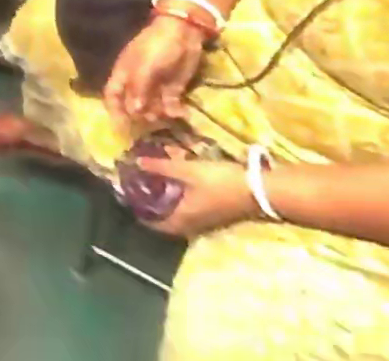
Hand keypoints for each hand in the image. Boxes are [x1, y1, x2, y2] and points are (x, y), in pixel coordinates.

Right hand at [103, 16, 205, 125]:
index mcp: (124, 74)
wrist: (183, 33)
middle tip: (150, 122)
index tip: (120, 127)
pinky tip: (182, 114)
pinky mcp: (173, 89)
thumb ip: (138, 89)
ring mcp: (155, 86)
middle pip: (132, 106)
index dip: (114, 111)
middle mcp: (137, 82)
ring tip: (166, 115)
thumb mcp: (145, 66)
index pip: (112, 95)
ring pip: (151, 109)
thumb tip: (134, 111)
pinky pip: (170, 107)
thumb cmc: (157, 47)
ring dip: (157, 115)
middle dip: (139, 116)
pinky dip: (174, 113)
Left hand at [129, 158, 256, 236]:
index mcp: (184, 218)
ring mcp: (208, 221)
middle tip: (143, 194)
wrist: (257, 190)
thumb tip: (136, 163)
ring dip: (169, 207)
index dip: (144, 217)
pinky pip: (192, 213)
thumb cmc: (218, 181)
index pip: (159, 225)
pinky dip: (182, 204)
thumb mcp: (187, 170)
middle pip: (170, 223)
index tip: (131, 205)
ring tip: (159, 190)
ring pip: (182, 218)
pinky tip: (181, 189)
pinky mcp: (217, 214)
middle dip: (155, 211)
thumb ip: (162, 167)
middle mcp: (194, 224)